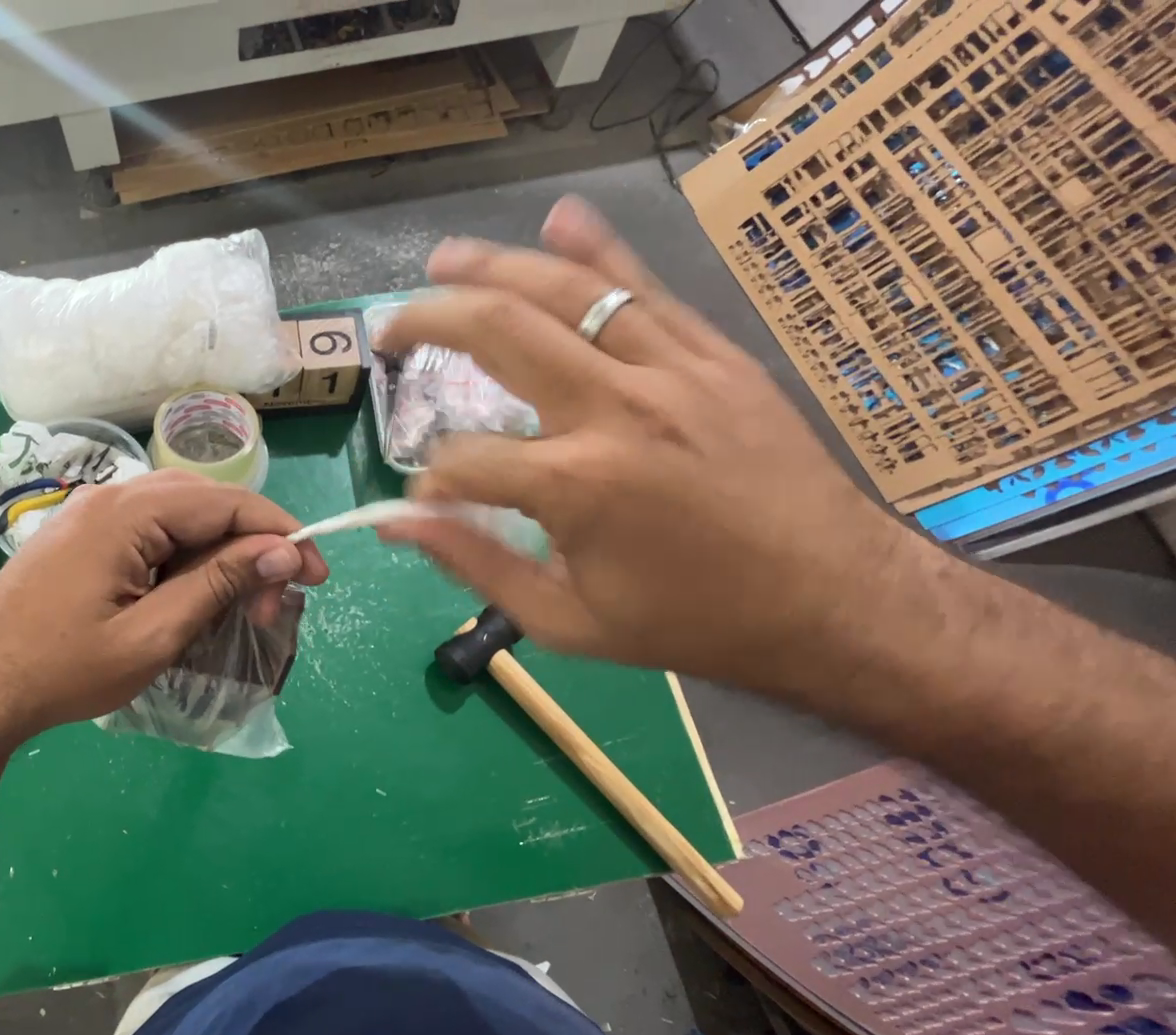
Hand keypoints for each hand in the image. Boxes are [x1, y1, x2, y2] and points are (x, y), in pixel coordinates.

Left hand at [0, 470, 328, 747]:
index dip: (280, 534)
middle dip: (251, 547)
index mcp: (126, 513)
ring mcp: (90, 514)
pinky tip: (192, 596)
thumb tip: (282, 551)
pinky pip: (148, 532)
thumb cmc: (62, 671)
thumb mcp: (153, 635)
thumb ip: (218, 585)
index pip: (226, 503)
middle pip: (204, 503)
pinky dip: (182, 559)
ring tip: (239, 608)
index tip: (317, 576)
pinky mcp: (80, 537)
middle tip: (274, 604)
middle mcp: (109, 497)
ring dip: (218, 555)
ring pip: (178, 517)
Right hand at [376, 196, 931, 690]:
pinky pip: (647, 290)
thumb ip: (473, 563)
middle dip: (429, 321)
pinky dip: (599, 250)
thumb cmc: (690, 623)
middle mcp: (617, 408)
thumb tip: (396, 523)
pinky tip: (558, 219)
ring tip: (443, 259)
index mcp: (575, 484)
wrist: (836, 602)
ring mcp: (673, 370)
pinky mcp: (716, 357)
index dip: (431, 480)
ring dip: (495, 268)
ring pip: (568, 293)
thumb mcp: (565, 620)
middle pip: (499, 333)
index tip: (428, 500)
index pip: (464, 460)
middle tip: (390, 330)